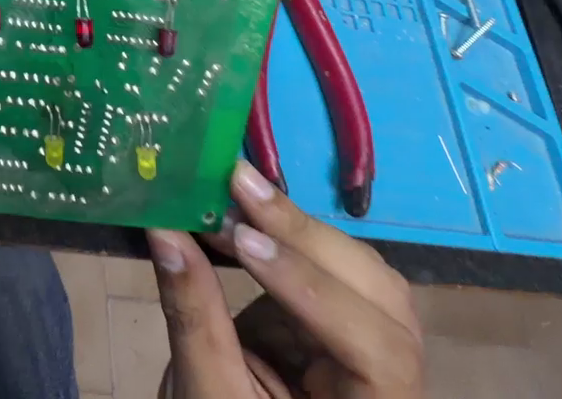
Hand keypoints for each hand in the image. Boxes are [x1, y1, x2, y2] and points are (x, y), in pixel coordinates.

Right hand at [148, 161, 424, 398]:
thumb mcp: (206, 393)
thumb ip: (193, 316)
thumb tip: (164, 229)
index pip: (376, 351)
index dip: (312, 289)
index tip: (242, 241)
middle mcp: (397, 383)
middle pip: (380, 296)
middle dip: (305, 237)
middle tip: (236, 184)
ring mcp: (369, 344)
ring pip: (359, 271)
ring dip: (294, 227)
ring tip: (231, 190)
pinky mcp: (333, 318)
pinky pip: (322, 266)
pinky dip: (279, 234)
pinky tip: (235, 213)